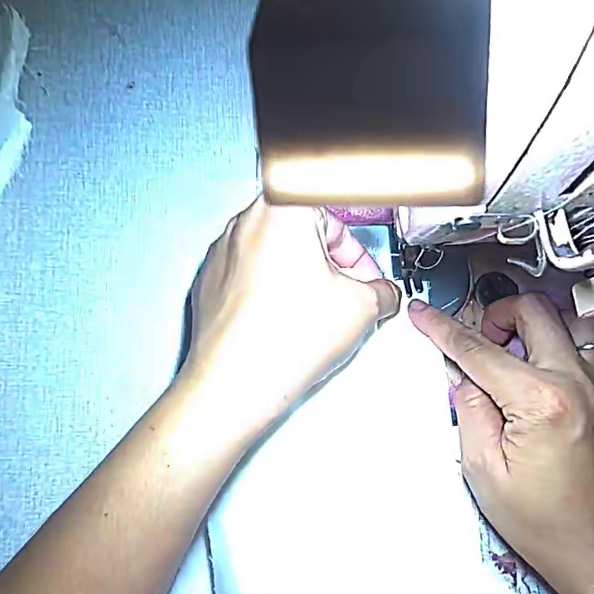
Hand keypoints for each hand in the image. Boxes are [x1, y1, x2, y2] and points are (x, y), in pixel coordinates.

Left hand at [182, 197, 401, 430]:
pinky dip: (272, 289)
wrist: (234, 384)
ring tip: (318, 312)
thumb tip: (383, 293)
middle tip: (351, 291)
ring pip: (277, 250)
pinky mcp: (209, 280)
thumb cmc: (284, 342)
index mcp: (283, 209)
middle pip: (304, 228)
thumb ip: (384, 289)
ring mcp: (222, 251)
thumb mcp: (363, 308)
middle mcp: (245, 222)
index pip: (336, 209)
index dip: (360, 242)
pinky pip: (251, 273)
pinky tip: (286, 321)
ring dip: (304, 274)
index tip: (367, 263)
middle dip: (333, 259)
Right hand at [408, 292, 593, 593]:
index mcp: (538, 400)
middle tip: (482, 344)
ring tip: (524, 350)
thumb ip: (470, 410)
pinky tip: (582, 363)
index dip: (442, 328)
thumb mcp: (482, 471)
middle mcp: (578, 382)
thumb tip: (464, 376)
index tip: (422, 314)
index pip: (477, 350)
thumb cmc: (542, 523)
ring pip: (578, 320)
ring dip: (543, 325)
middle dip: (497, 315)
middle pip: (534, 311)